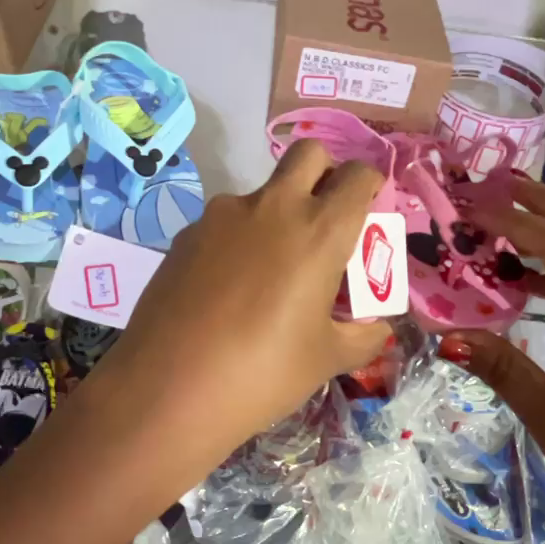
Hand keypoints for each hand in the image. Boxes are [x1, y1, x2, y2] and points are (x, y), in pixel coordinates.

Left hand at [100, 140, 393, 440]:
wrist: (167, 389)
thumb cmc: (263, 372)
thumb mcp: (327, 359)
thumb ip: (363, 335)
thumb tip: (378, 327)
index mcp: (320, 230)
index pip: (358, 176)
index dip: (370, 186)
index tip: (368, 212)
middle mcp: (274, 207)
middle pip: (309, 154)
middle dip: (325, 172)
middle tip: (325, 219)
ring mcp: (223, 216)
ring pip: (262, 192)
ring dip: (277, 213)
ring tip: (270, 273)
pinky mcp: (186, 234)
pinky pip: (225, 224)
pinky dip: (239, 241)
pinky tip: (227, 290)